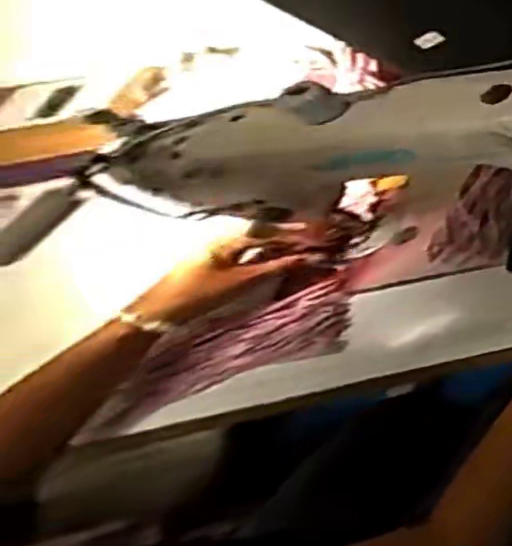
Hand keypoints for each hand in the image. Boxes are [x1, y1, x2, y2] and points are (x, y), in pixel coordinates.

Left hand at [126, 226, 327, 325]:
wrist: (153, 316)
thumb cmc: (197, 295)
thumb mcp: (242, 281)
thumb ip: (278, 266)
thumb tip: (310, 256)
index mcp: (228, 239)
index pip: (271, 228)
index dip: (298, 229)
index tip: (323, 231)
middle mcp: (222, 239)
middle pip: (265, 232)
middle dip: (293, 235)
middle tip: (319, 238)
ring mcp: (217, 251)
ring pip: (258, 242)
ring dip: (283, 244)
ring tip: (306, 247)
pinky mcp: (215, 263)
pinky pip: (251, 251)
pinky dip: (270, 252)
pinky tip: (282, 257)